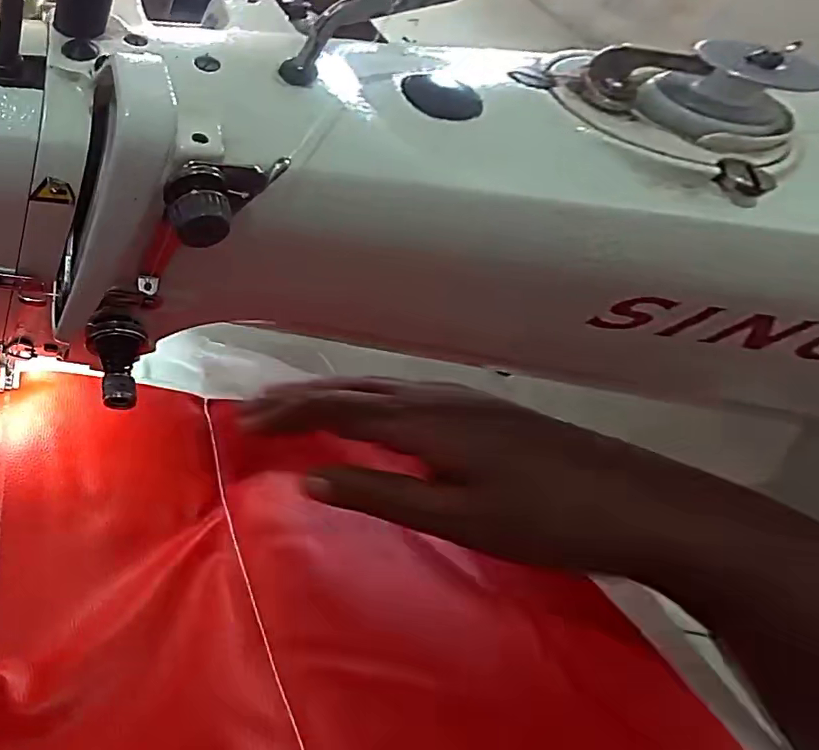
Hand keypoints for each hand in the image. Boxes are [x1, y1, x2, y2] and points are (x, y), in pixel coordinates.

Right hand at [239, 378, 811, 583]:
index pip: (330, 408)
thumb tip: (306, 479)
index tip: (243, 421)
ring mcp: (454, 396)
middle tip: (249, 406)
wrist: (661, 509)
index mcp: (418, 420)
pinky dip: (354, 394)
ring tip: (287, 400)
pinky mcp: (476, 404)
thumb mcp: (459, 518)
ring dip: (320, 392)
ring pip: (367, 385)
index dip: (283, 413)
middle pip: (342, 388)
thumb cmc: (551, 519)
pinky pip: (392, 389)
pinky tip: (359, 406)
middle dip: (291, 395)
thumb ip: (379, 494)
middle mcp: (427, 396)